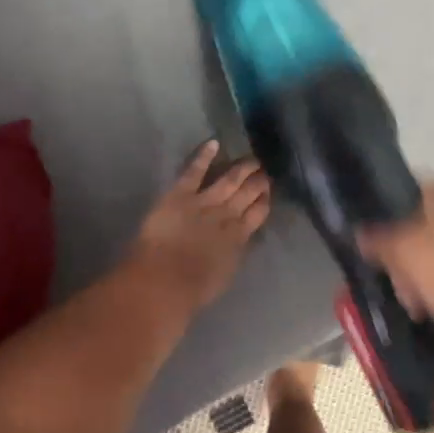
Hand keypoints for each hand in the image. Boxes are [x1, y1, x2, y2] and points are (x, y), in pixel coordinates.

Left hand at [130, 141, 269, 307]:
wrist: (165, 279)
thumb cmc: (193, 289)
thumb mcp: (224, 274)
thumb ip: (233, 253)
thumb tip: (238, 241)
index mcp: (238, 237)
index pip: (258, 213)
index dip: (264, 201)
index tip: (268, 192)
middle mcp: (226, 215)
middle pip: (247, 193)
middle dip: (258, 181)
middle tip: (265, 170)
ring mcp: (204, 201)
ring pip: (229, 179)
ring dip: (242, 168)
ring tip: (252, 159)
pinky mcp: (181, 194)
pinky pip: (195, 171)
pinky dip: (204, 156)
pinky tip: (213, 143)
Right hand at [359, 180, 433, 342]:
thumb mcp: (398, 252)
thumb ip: (372, 238)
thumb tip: (358, 233)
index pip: (404, 187)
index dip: (380, 208)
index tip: (365, 230)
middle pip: (415, 223)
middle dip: (398, 249)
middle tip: (384, 269)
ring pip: (430, 251)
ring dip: (414, 273)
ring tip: (404, 295)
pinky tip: (424, 307)